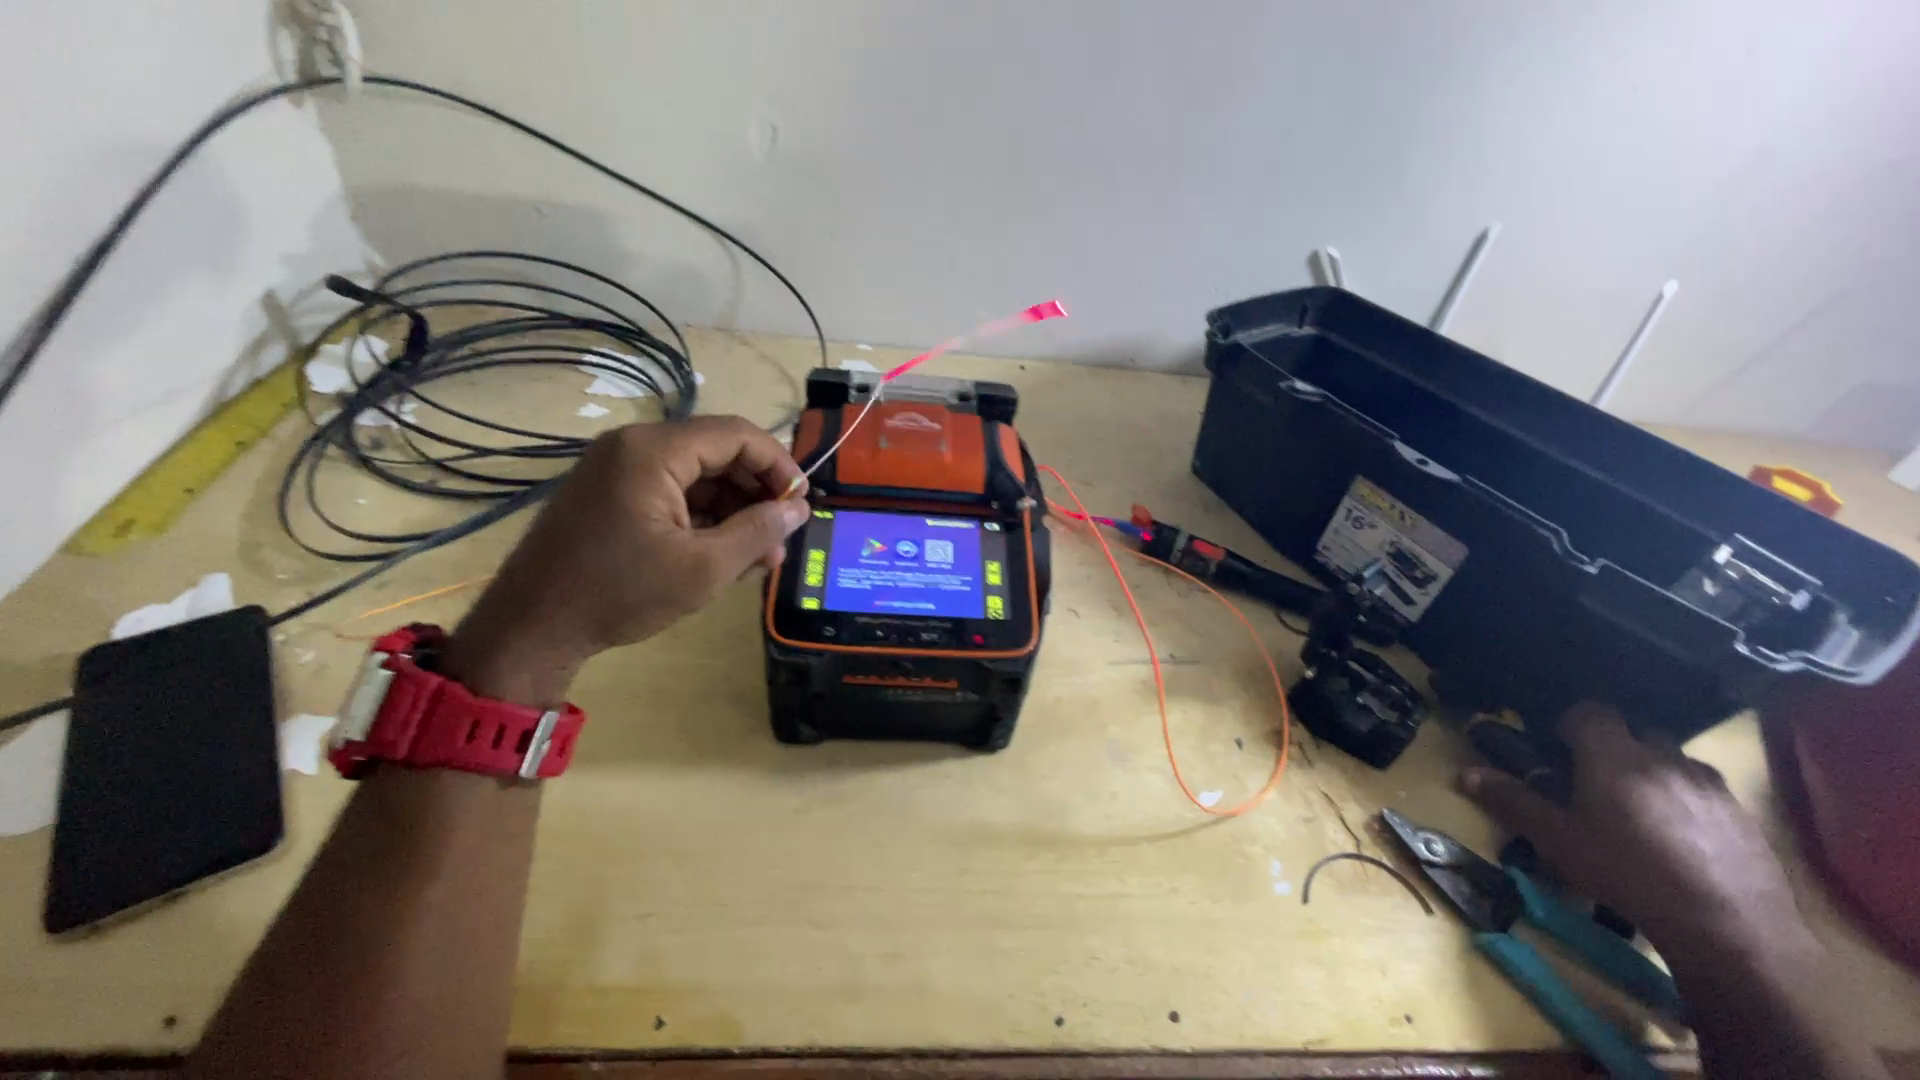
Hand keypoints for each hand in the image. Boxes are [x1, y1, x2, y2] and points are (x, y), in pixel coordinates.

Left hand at [441, 416, 808, 705]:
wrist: (532, 627)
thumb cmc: (620, 593)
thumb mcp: (703, 568)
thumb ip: (758, 532)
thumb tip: (798, 509)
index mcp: (652, 451)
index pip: (736, 435)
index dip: (778, 465)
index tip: (801, 503)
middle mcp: (633, 446)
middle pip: (717, 451)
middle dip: (757, 492)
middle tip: (782, 536)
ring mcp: (616, 469)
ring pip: (696, 475)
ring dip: (733, 509)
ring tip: (760, 555)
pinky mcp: (609, 494)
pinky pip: (670, 491)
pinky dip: (702, 517)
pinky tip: (724, 553)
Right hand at [1459, 702, 1804, 966]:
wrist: (1730, 927)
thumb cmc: (1628, 875)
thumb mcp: (1557, 841)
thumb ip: (1513, 802)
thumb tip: (1463, 773)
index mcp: (1614, 756)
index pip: (1591, 710)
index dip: (1571, 722)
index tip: (1557, 748)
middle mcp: (1664, 758)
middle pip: (1635, 732)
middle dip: (1613, 748)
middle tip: (1594, 782)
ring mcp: (1710, 785)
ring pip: (1672, 760)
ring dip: (1651, 773)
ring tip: (1638, 813)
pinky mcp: (1742, 814)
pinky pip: (1704, 790)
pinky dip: (1686, 800)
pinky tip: (1679, 839)